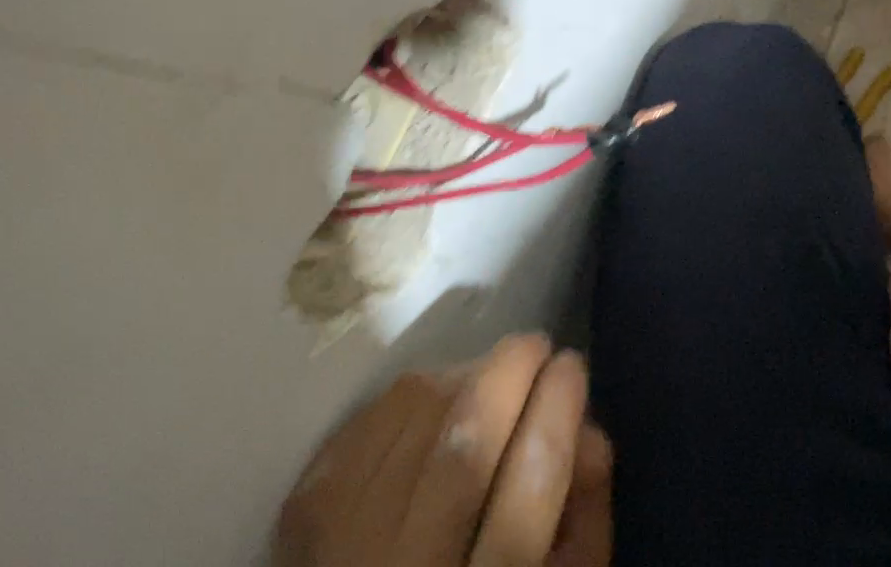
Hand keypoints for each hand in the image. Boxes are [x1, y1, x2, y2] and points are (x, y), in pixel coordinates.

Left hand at [275, 334, 612, 566]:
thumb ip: (586, 510)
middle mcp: (405, 565)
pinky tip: (437, 396)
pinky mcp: (304, 510)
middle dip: (510, 374)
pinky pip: (368, 420)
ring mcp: (342, 539)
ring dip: (463, 374)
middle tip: (537, 346)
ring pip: (412, 419)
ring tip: (491, 372)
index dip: (557, 408)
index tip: (572, 364)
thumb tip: (584, 421)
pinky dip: (411, 394)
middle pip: (465, 446)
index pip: (531, 483)